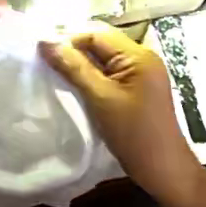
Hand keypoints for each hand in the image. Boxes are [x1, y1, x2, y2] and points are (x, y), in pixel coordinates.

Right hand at [40, 27, 205, 206]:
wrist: (163, 172)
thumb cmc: (134, 134)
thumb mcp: (100, 98)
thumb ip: (73, 67)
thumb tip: (45, 42)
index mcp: (138, 56)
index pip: (96, 34)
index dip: (68, 40)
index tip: (42, 52)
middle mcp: (142, 58)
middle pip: (101, 43)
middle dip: (73, 50)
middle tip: (44, 61)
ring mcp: (142, 74)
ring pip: (103, 58)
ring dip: (80, 63)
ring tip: (54, 72)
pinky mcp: (137, 89)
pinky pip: (109, 73)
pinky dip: (91, 76)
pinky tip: (74, 85)